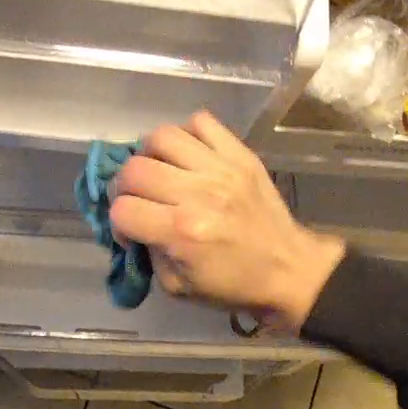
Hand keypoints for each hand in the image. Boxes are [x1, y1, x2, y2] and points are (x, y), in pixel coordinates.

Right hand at [109, 112, 345, 333]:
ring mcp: (221, 169)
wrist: (289, 269)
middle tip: (140, 200)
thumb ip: (149, 253)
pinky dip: (186, 135)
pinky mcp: (241, 155)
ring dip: (150, 155)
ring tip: (161, 171)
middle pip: (134, 169)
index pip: (122, 209)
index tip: (131, 231)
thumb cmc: (232, 285)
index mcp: (181, 232)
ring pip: (162, 137)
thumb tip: (134, 224)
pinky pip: (201, 122)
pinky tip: (188, 156)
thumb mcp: (178, 286)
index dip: (118, 222)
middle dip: (126, 187)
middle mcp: (198, 194)